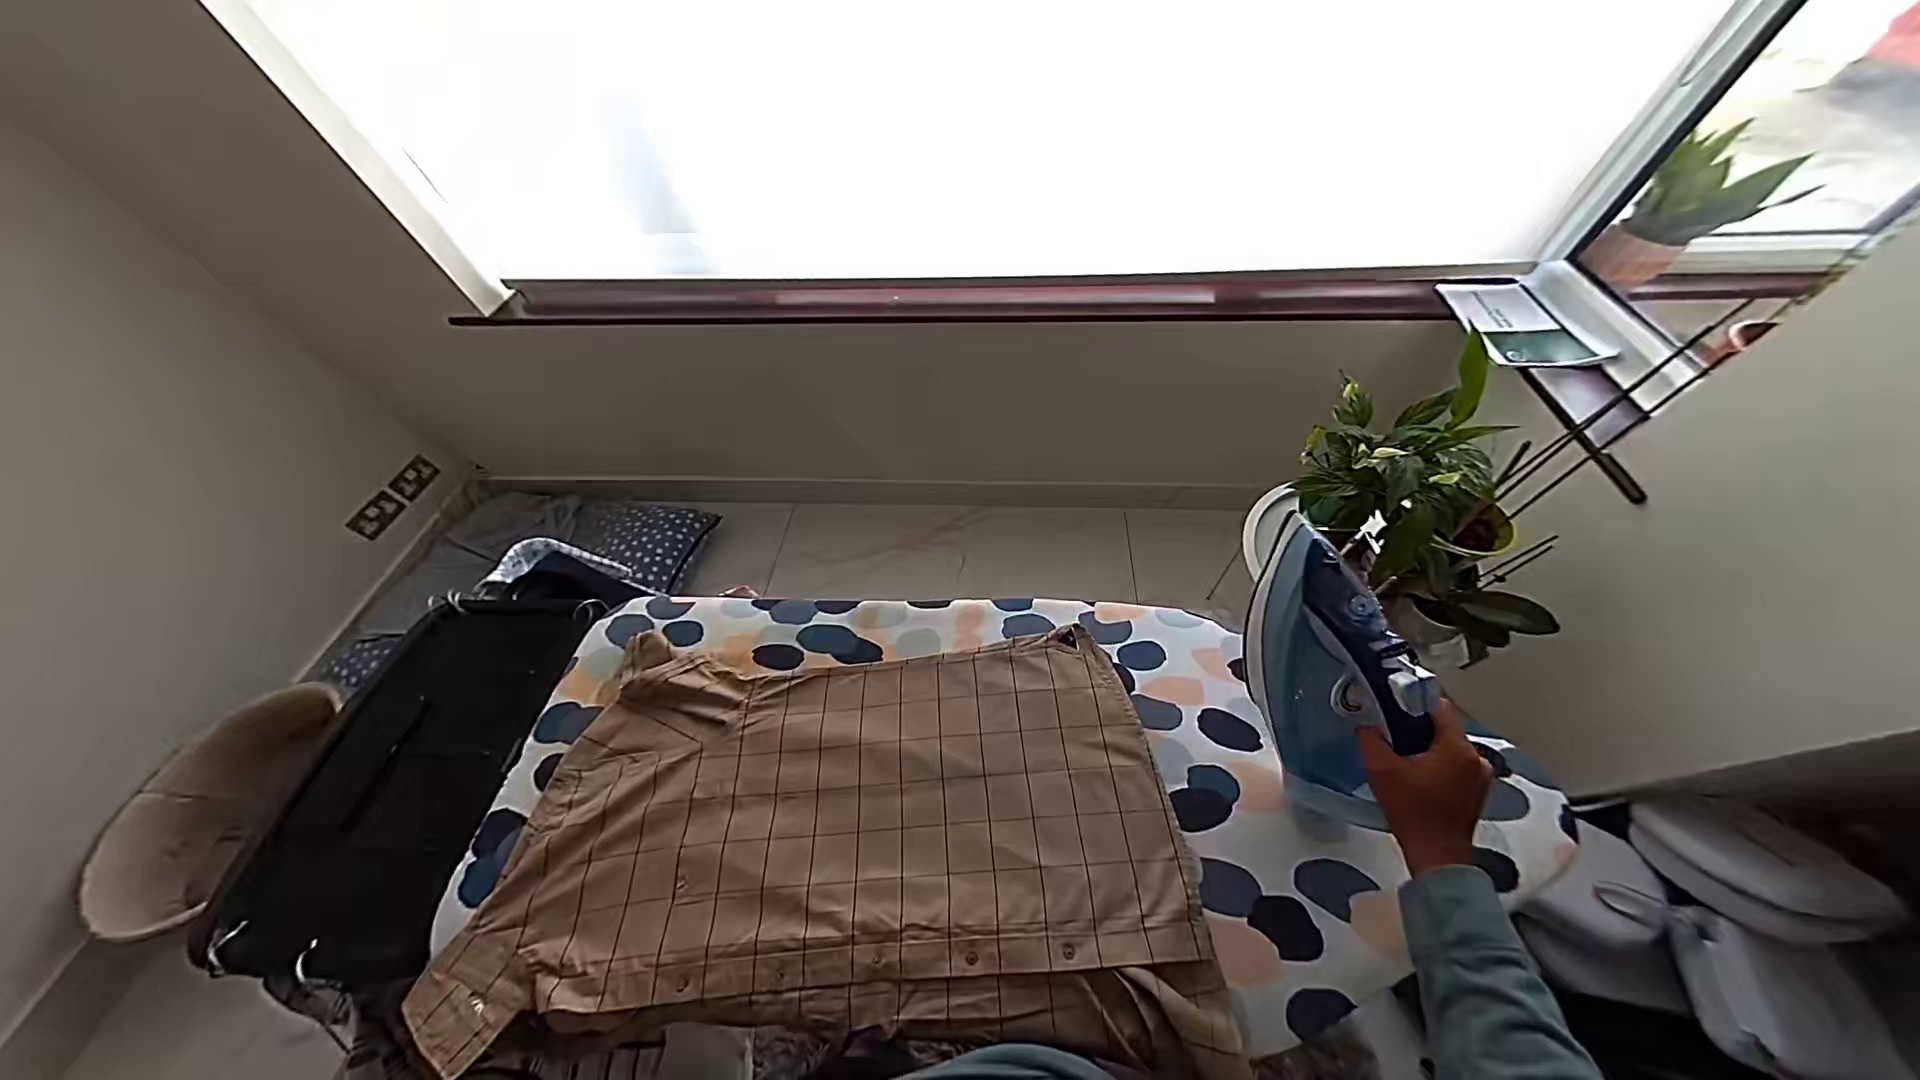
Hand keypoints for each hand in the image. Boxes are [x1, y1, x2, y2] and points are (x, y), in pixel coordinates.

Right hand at [1357, 698, 1492, 877]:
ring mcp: (1479, 776)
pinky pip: (1455, 761)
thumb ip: (1370, 738)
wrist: (1436, 852)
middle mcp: (1475, 759)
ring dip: (1428, 744)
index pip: (1440, 706)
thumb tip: (1368, 725)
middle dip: (1418, 724)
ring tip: (1403, 754)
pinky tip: (1417, 771)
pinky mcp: (1476, 789)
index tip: (1396, 698)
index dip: (1415, 699)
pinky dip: (1437, 760)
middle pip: (1444, 725)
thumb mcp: (1380, 769)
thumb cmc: (1413, 813)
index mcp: (1457, 750)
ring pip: (1449, 744)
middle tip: (1393, 730)